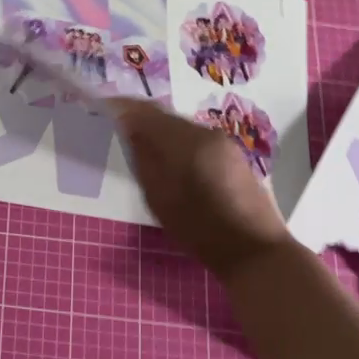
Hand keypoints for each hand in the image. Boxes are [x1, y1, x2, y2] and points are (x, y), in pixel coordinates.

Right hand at [115, 100, 291, 277]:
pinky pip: (196, 138)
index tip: (102, 107)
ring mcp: (223, 143)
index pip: (146, 112)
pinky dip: (177, 143)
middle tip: (118, 130)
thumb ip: (143, 158)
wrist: (255, 251)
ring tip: (140, 147)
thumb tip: (129, 129)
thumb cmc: (201, 231)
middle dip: (140, 119)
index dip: (122, 106)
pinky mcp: (233, 155)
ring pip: (181, 127)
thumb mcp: (160, 198)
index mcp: (187, 141)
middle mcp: (206, 133)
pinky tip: (170, 161)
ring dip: (159, 132)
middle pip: (165, 116)